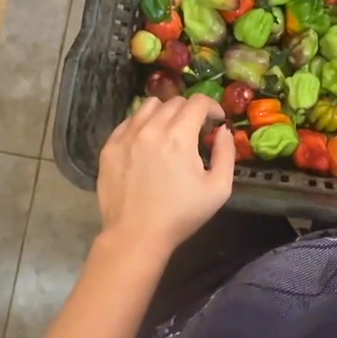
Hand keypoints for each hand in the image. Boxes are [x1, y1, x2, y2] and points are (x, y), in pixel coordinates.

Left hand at [95, 95, 233, 253]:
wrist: (135, 236)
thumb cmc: (180, 215)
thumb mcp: (218, 189)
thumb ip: (226, 154)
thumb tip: (223, 130)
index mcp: (179, 136)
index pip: (198, 101)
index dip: (212, 106)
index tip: (215, 120)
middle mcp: (151, 128)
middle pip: (175, 101)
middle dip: (190, 110)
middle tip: (195, 130)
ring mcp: (127, 135)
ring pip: (149, 105)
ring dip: (165, 112)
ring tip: (169, 131)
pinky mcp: (110, 146)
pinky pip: (129, 121)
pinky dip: (143, 124)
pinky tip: (147, 142)